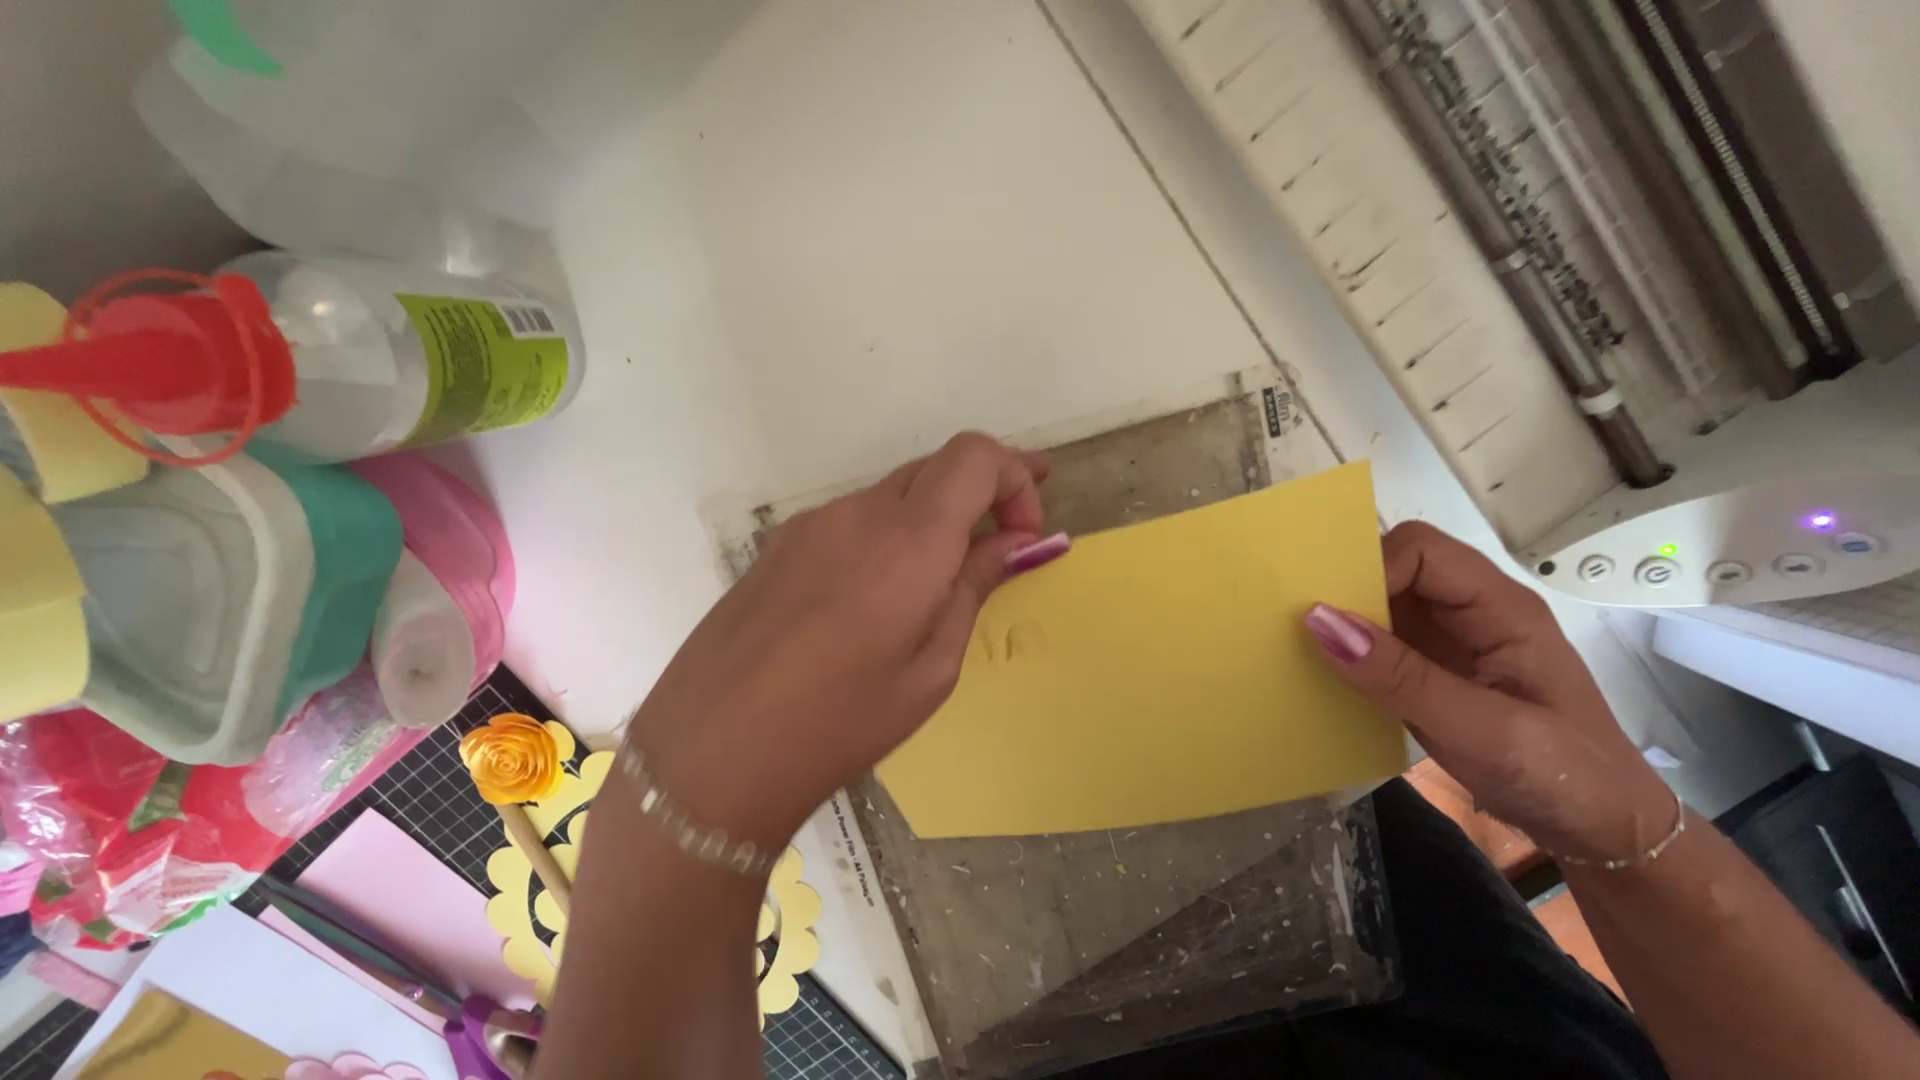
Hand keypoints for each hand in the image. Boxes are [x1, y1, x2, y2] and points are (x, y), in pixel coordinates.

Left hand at [623, 433, 1053, 849]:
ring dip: (931, 521)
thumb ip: (974, 588)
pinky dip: (885, 539)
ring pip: (891, 496)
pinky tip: (874, 602)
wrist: (713, 753)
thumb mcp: (931, 669)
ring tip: (934, 589)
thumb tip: (1016, 542)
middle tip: (1004, 546)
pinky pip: (850, 522)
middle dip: (982, 493)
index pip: (975, 456)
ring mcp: (810, 526)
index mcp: (908, 540)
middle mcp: (858, 513)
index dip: (1016, 474)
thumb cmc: (841, 723)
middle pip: (935, 468)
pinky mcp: (778, 547)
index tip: (1027, 530)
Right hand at [1305, 522, 1676, 862]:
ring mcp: (1450, 644)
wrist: (1603, 833)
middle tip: (1297, 623)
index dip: (1372, 567)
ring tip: (1298, 647)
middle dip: (1348, 587)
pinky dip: (1347, 653)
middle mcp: (1472, 614)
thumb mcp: (1485, 730)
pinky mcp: (1429, 675)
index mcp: (1501, 609)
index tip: (1328, 611)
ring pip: (1383, 604)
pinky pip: (1379, 645)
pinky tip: (1323, 675)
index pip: (1422, 551)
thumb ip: (1402, 677)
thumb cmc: (1565, 777)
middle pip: (1398, 567)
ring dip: (1342, 620)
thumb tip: (1318, 619)